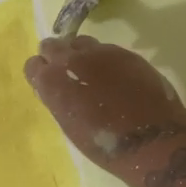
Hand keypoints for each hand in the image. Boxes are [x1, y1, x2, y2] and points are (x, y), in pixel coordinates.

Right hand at [24, 35, 185, 175]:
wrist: (152, 141)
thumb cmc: (103, 144)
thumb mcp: (68, 124)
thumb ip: (58, 99)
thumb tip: (55, 88)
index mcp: (52, 82)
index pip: (32, 65)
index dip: (39, 74)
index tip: (46, 84)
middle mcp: (72, 60)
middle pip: (52, 45)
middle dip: (55, 57)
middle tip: (66, 74)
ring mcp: (101, 53)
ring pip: (79, 42)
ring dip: (79, 53)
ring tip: (89, 72)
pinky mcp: (126, 53)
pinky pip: (105, 49)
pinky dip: (103, 59)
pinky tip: (113, 77)